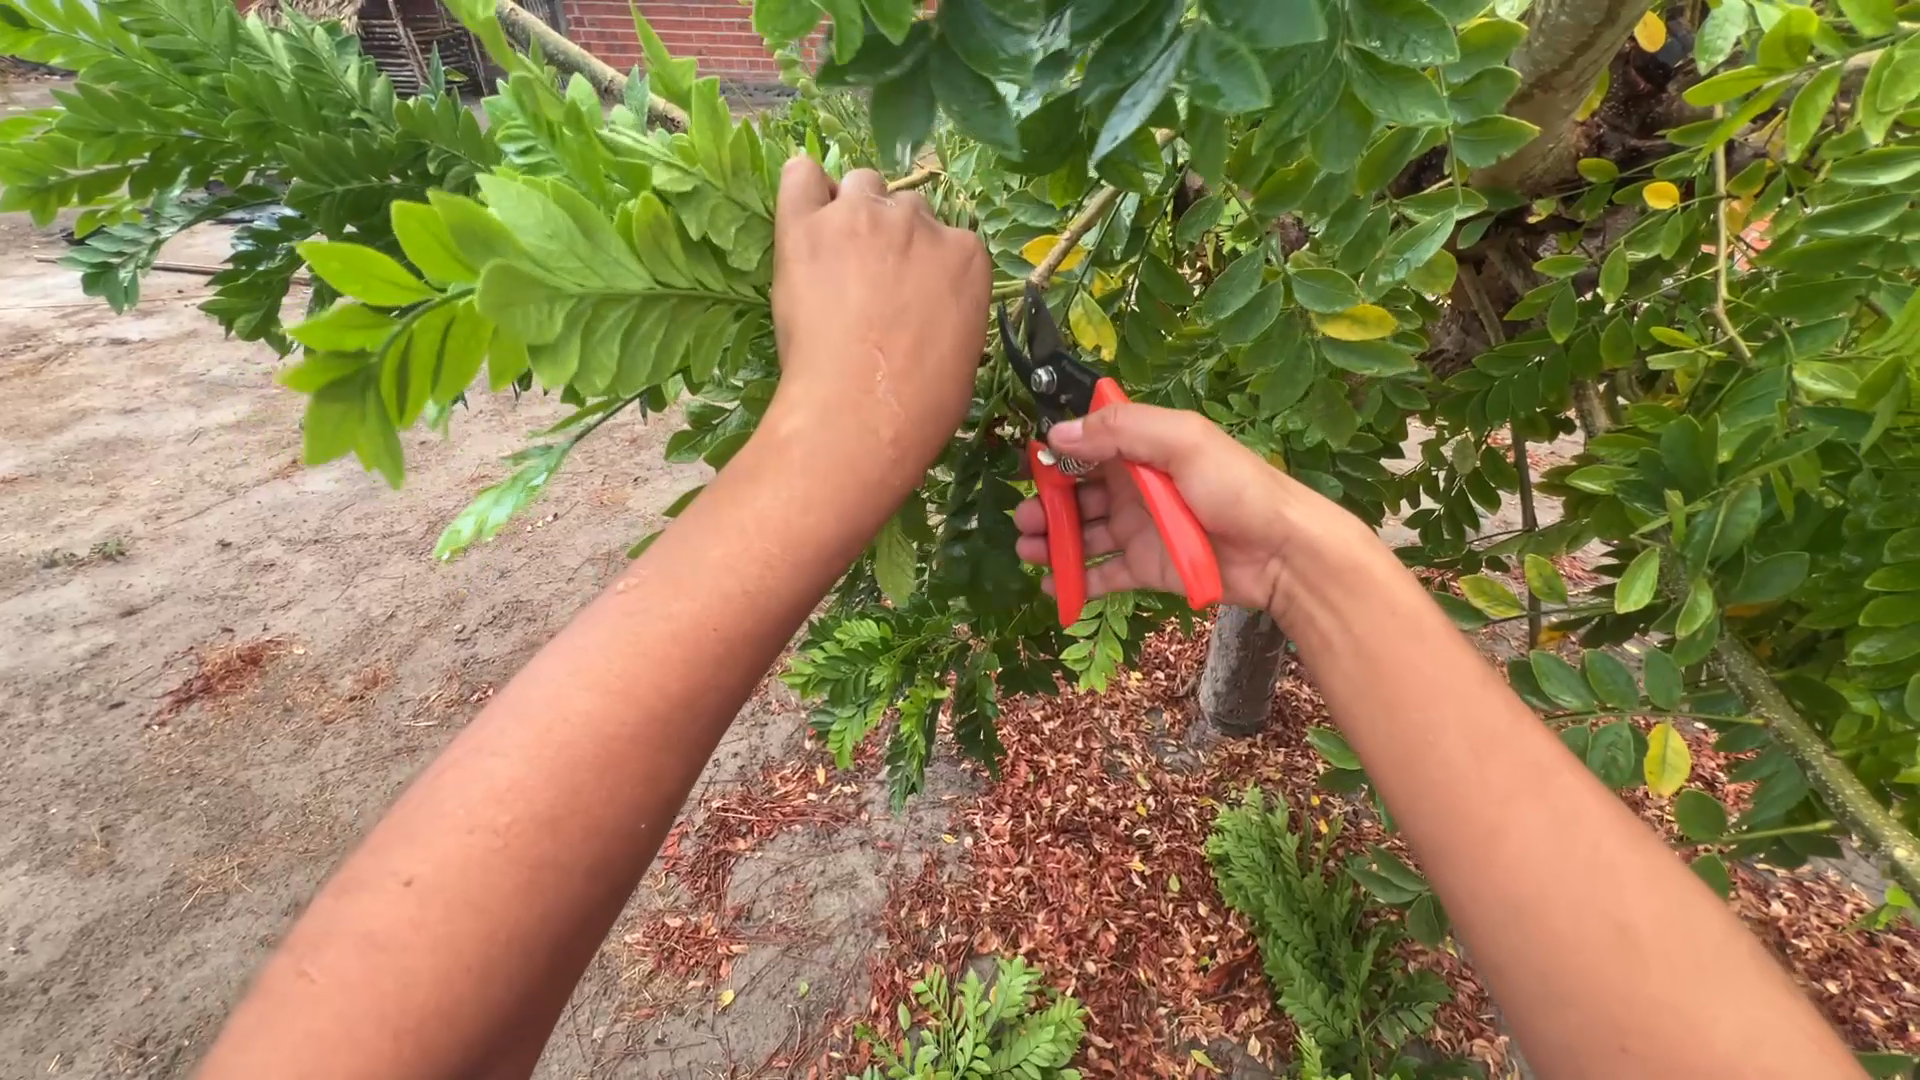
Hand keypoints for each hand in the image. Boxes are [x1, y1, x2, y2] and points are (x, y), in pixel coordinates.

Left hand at [766, 158, 990, 475]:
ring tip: (837, 262)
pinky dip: (805, 191)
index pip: (948, 239)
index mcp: (966, 256)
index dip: (925, 268)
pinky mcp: (807, 224)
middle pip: (905, 208)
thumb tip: (932, 312)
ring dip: (853, 213)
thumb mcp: (964, 357)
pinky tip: (804, 223)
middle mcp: (919, 222)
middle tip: (871, 287)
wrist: (861, 415)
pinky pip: (802, 176)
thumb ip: (952, 311)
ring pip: (860, 185)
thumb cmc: (922, 406)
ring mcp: (862, 215)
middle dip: (892, 240)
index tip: (910, 297)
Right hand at [1013, 403, 1382, 620]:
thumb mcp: (1182, 440)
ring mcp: (1138, 531)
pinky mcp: (1145, 569)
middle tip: (1024, 519)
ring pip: (1082, 534)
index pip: (1087, 447)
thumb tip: (1058, 433)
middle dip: (1046, 505)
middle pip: (1077, 494)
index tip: (1031, 469)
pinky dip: (1074, 581)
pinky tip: (1052, 586)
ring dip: (1052, 541)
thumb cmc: (1236, 487)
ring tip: (1028, 549)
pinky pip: (1101, 575)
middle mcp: (1134, 489)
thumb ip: (1121, 429)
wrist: (1281, 552)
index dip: (1056, 456)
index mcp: (1142, 450)